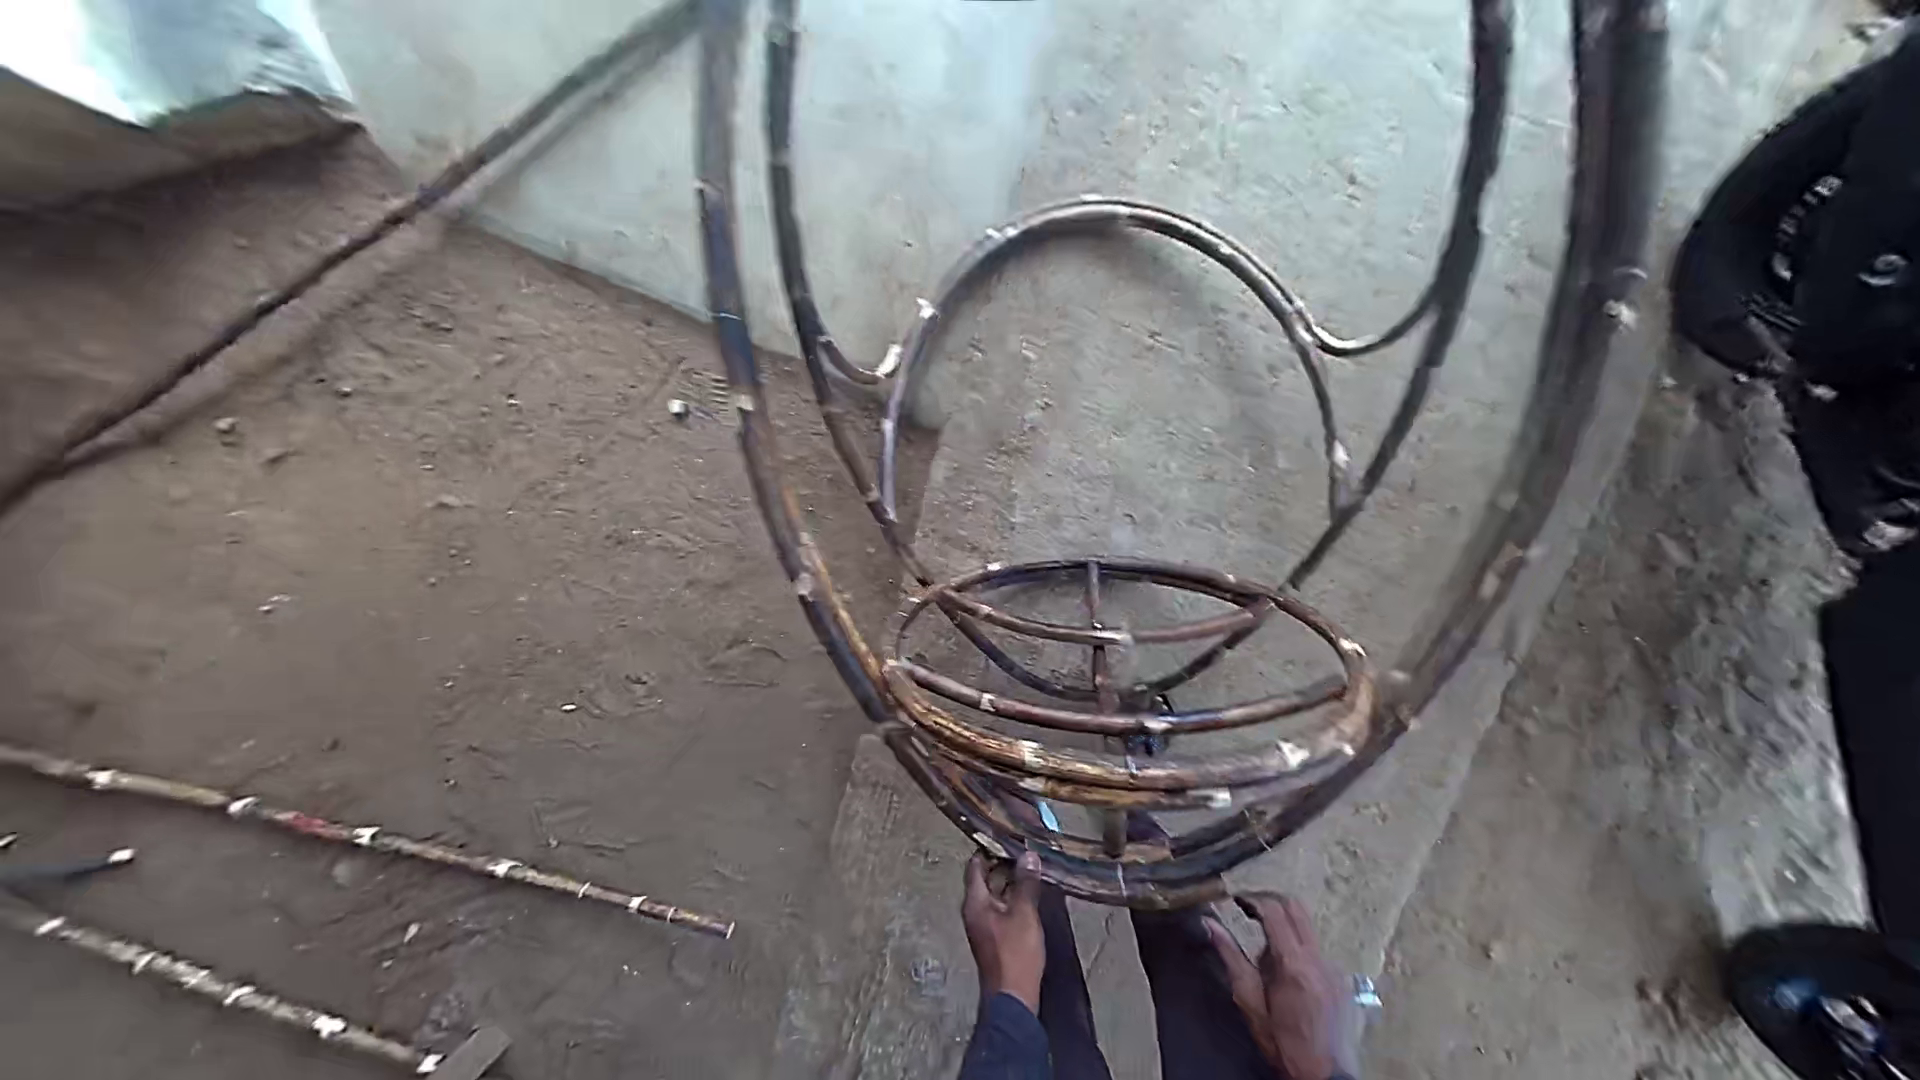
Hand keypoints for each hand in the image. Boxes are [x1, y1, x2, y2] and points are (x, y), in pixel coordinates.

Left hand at [961, 849, 1045, 1011]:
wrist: (1013, 1000)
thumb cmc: (1015, 953)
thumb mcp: (1024, 914)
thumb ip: (1026, 883)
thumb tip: (1029, 854)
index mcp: (974, 901)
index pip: (976, 864)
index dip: (990, 848)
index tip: (1008, 836)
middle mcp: (974, 909)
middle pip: (985, 877)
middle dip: (1003, 863)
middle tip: (1024, 849)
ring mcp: (983, 924)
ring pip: (994, 892)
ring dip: (1009, 880)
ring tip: (1031, 866)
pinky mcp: (993, 935)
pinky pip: (999, 906)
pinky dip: (1011, 896)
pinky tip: (1029, 892)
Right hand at [1205, 892, 1355, 1079]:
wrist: (1325, 1079)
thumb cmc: (1282, 1042)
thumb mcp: (1249, 1001)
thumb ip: (1230, 956)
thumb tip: (1209, 922)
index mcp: (1293, 964)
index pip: (1274, 910)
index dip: (1252, 898)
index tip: (1234, 899)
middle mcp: (1318, 960)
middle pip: (1296, 907)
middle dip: (1269, 901)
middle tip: (1247, 909)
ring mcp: (1333, 968)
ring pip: (1307, 924)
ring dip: (1283, 922)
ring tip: (1263, 939)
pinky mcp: (1340, 979)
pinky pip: (1315, 946)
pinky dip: (1296, 942)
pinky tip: (1283, 965)